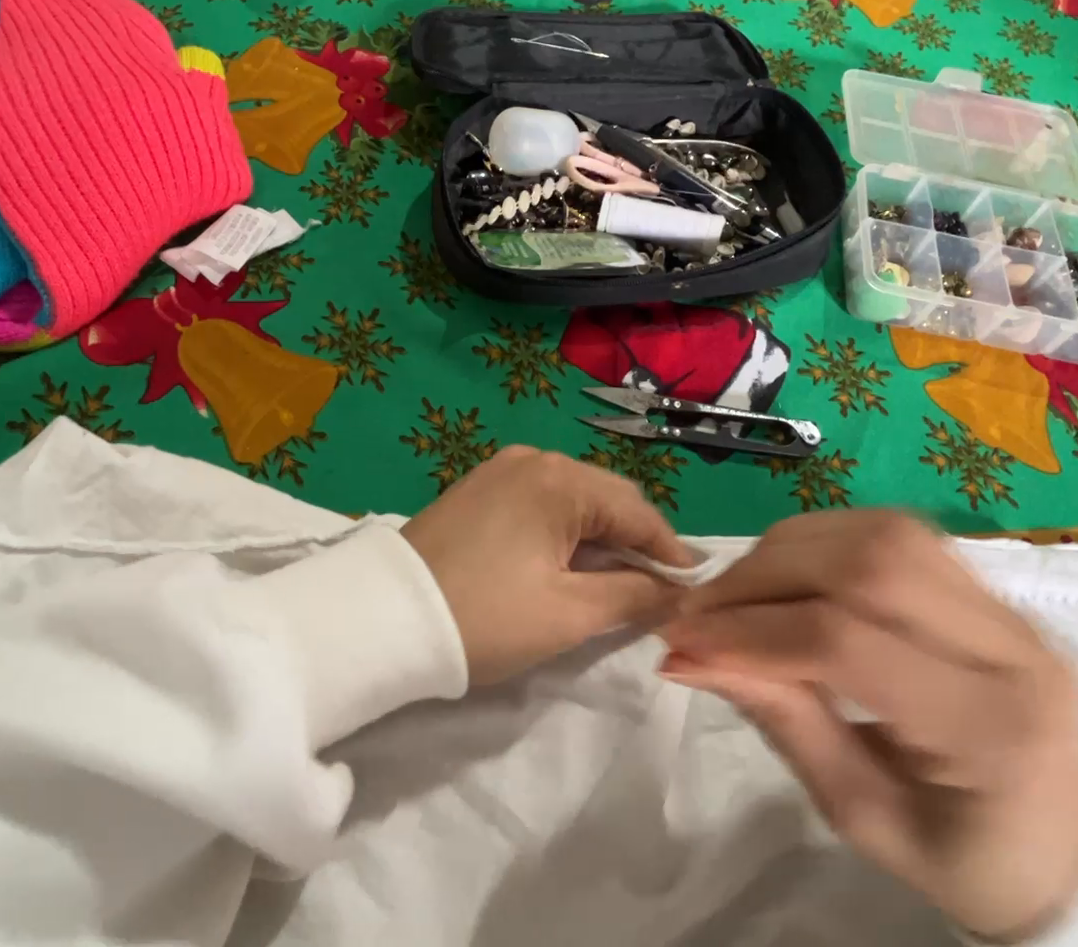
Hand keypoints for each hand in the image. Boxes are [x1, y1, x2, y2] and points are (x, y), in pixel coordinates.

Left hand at [401, 446, 694, 685]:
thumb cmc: (484, 617)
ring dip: (599, 538)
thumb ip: (633, 596)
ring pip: (573, 501)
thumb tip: (679, 592)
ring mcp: (499, 471)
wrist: (382, 618)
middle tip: (658, 589)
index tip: (695, 589)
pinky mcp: (477, 490)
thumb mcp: (568, 614)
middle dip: (635, 543)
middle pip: (606, 499)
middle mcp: (532, 459)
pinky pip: (540, 504)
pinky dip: (564, 532)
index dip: (670, 553)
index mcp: (558, 479)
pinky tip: (569, 562)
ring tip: (619, 581)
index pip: (637, 512)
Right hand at [656, 511, 1077, 942]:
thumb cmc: (959, 855)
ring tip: (735, 593)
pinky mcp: (992, 588)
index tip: (679, 641)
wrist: (1063, 845)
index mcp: (987, 728)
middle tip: (698, 610)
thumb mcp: (857, 813)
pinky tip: (785, 578)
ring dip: (788, 550)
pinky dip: (821, 544)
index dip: (748, 631)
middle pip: (868, 561)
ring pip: (881, 531)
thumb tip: (686, 655)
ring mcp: (1010, 607)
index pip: (846, 642)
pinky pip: (894, 535)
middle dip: (761, 575)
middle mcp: (1013, 647)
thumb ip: (779, 719)